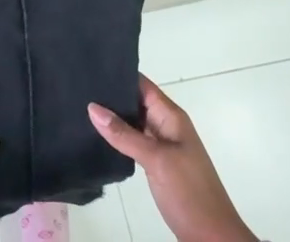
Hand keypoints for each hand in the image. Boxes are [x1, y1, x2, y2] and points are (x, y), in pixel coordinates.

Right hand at [88, 76, 258, 241]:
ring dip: (113, 118)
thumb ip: (124, 134)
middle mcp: (167, 127)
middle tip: (77, 86)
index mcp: (172, 117)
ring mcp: (163, 147)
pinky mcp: (158, 166)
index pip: (143, 85)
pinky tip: (97, 138)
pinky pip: (135, 142)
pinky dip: (118, 138)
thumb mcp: (156, 160)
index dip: (120, 73)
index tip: (90, 65)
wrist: (212, 237)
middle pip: (137, 102)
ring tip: (80, 107)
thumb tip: (92, 107)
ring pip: (134, 123)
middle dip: (111, 95)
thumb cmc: (189, 192)